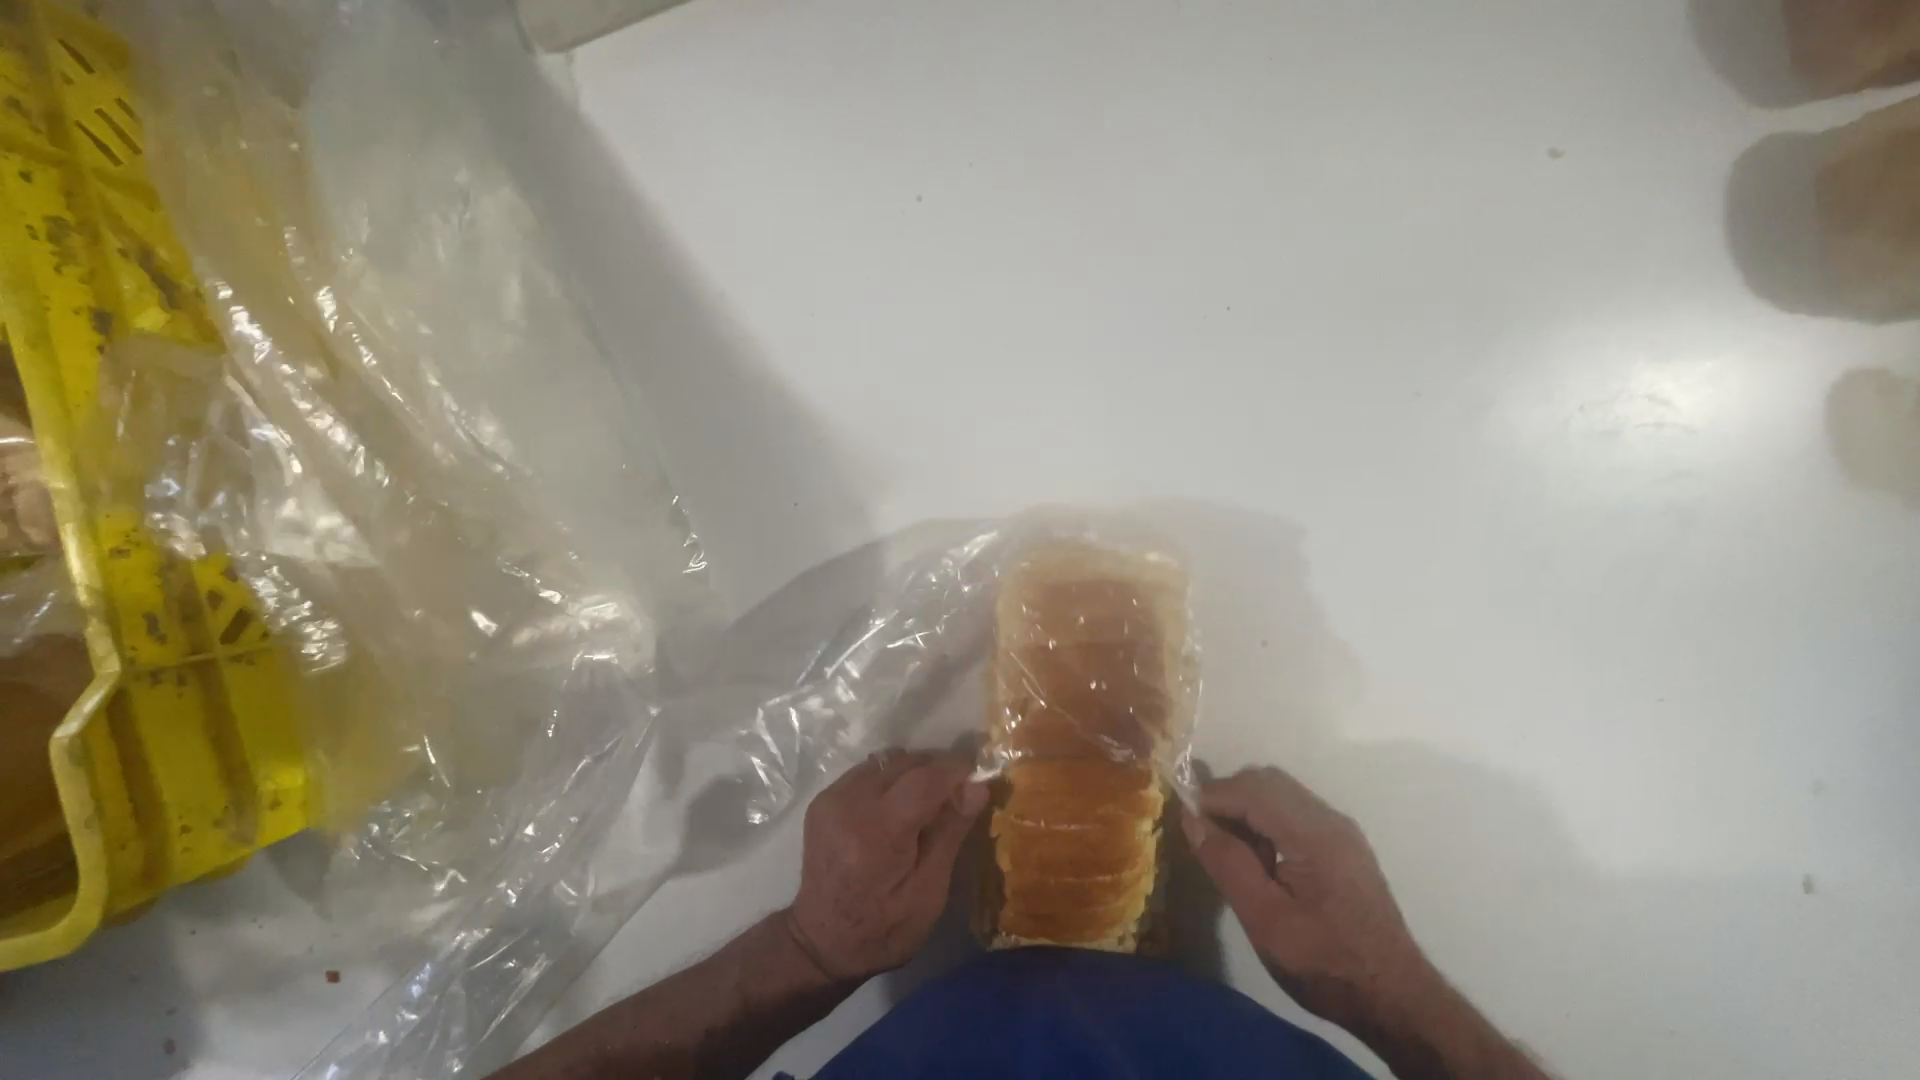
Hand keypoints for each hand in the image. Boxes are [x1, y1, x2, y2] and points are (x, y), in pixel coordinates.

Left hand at [787, 749, 987, 981]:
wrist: (821, 943)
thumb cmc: (884, 929)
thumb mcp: (929, 891)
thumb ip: (950, 832)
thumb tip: (977, 786)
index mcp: (877, 833)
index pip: (924, 779)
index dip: (955, 770)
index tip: (978, 776)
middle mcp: (849, 805)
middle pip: (904, 763)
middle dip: (935, 770)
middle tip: (956, 794)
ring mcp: (831, 799)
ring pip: (886, 761)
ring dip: (912, 772)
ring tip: (927, 802)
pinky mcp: (823, 799)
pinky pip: (867, 772)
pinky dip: (889, 779)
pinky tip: (898, 807)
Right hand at [1182, 767, 1435, 1030]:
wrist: (1395, 999)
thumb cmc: (1325, 963)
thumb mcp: (1265, 920)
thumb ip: (1227, 863)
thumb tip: (1192, 818)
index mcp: (1313, 834)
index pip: (1251, 789)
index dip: (1211, 796)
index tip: (1184, 818)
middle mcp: (1330, 820)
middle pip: (1267, 781)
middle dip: (1228, 796)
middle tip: (1204, 834)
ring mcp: (1341, 831)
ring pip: (1281, 792)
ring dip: (1246, 807)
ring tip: (1229, 849)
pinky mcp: (1344, 846)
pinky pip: (1295, 811)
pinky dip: (1266, 819)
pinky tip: (1260, 858)